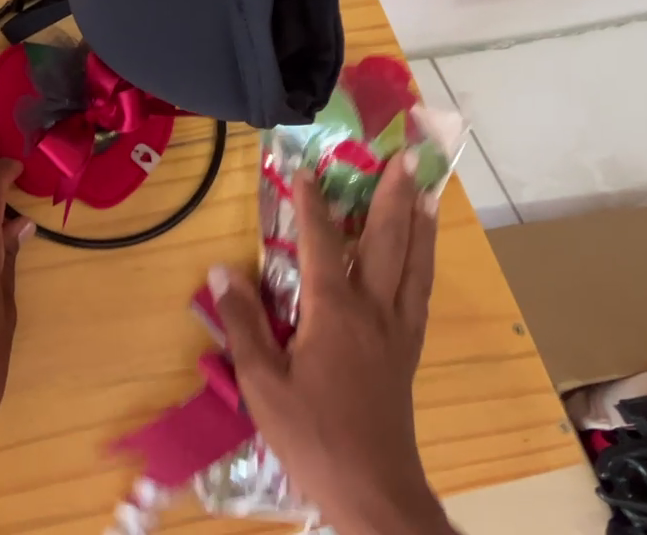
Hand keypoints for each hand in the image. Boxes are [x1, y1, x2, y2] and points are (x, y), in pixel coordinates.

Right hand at [209, 152, 454, 534]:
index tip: (305, 167)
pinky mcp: (408, 351)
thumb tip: (222, 270)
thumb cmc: (311, 434)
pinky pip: (420, 291)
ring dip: (418, 223)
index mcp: (335, 312)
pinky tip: (420, 255)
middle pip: (386, 242)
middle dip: (392, 196)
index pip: (320, 242)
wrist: (375, 490)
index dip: (311, 202)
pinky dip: (423, 261)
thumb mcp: (261, 381)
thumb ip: (243, 322)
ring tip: (424, 190)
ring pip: (414, 264)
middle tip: (404, 156)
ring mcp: (397, 330)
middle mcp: (374, 310)